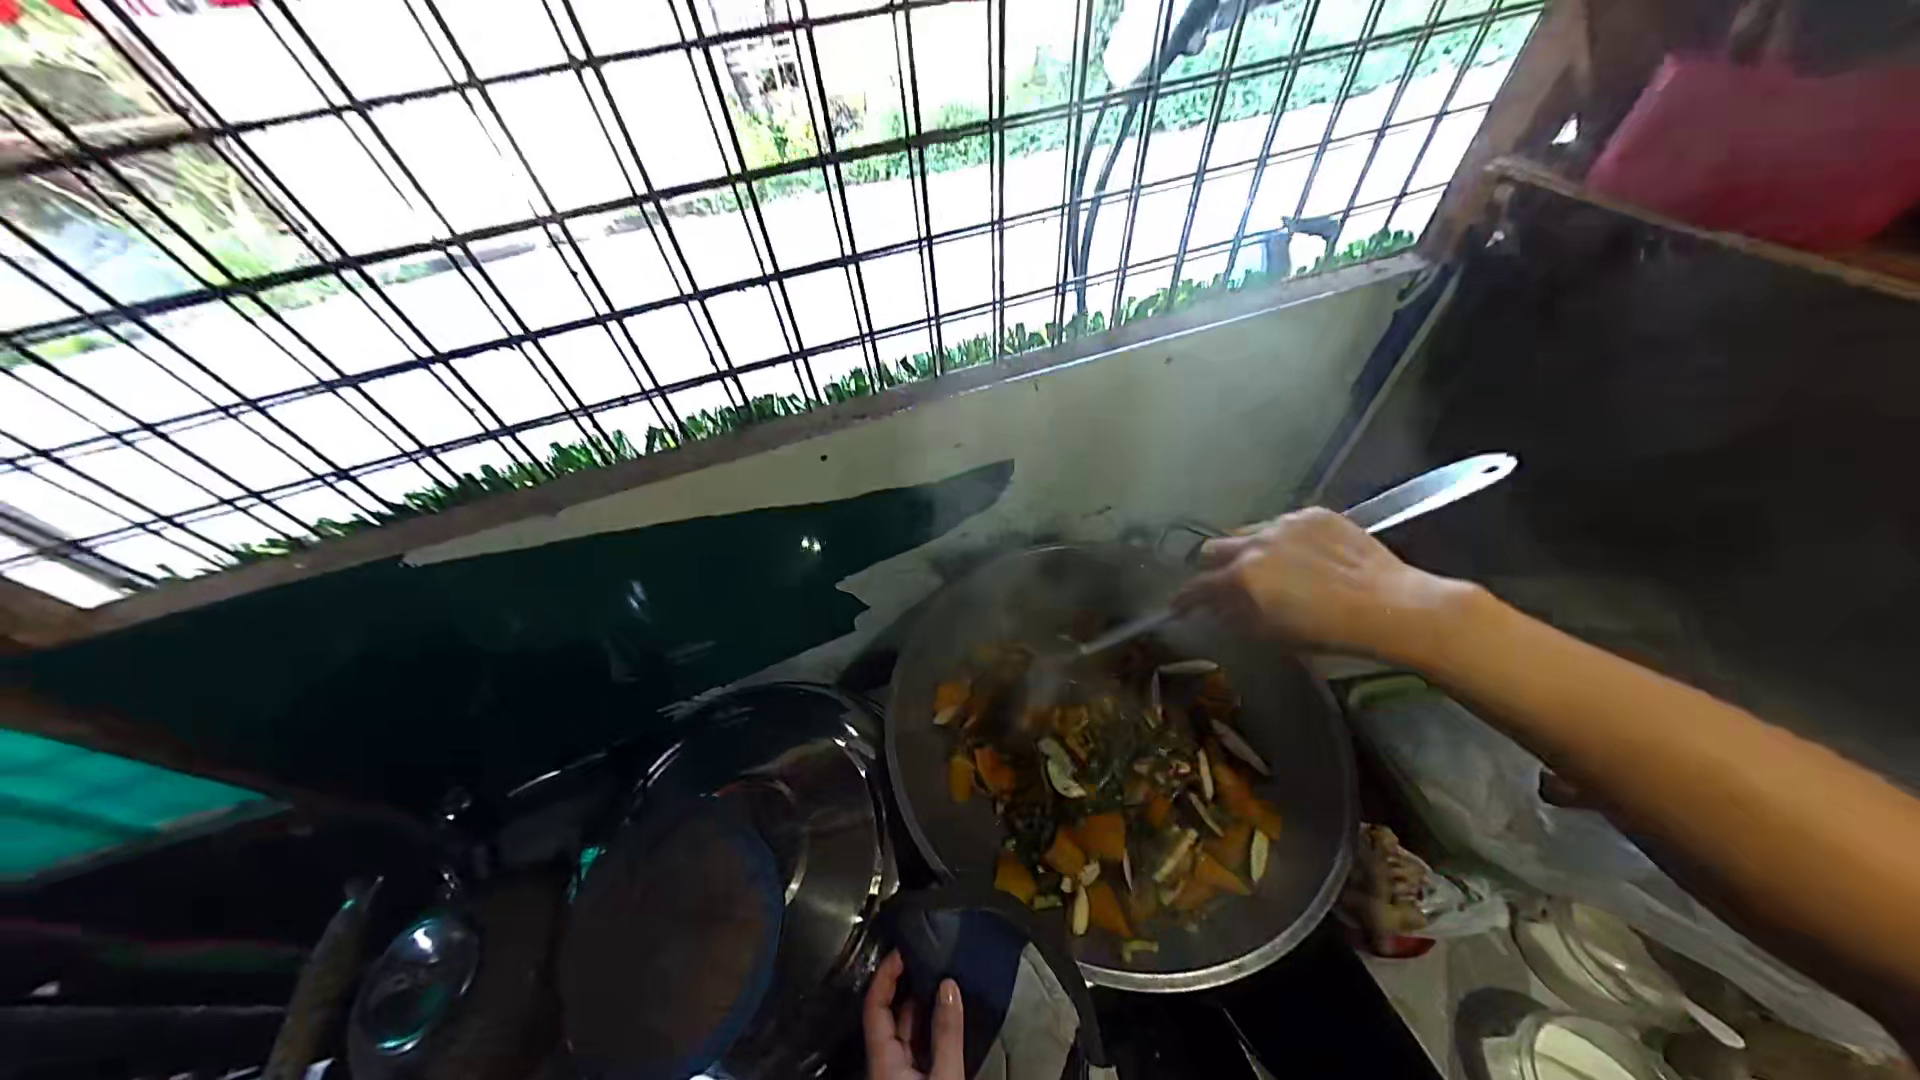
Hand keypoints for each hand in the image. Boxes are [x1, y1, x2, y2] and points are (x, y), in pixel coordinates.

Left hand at [864, 950, 964, 1079]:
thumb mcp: (945, 1077)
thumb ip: (946, 1035)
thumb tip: (948, 985)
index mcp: (882, 1061)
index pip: (874, 1006)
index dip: (885, 974)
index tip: (902, 950)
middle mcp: (885, 1064)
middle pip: (891, 1014)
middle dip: (908, 983)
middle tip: (929, 956)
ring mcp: (899, 1074)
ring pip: (908, 1030)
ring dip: (924, 1003)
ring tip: (944, 974)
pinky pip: (920, 1046)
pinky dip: (932, 1024)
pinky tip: (950, 1012)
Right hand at [1174, 507, 1472, 662]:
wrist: (1392, 605)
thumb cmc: (1329, 631)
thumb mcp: (1273, 633)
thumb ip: (1236, 617)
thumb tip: (1216, 609)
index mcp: (1242, 577)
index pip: (1197, 586)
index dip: (1185, 598)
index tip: (1180, 605)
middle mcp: (1256, 543)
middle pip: (1213, 548)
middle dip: (1213, 566)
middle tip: (1227, 582)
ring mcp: (1285, 523)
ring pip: (1247, 531)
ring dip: (1247, 549)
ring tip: (1269, 566)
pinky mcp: (1313, 514)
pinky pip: (1283, 523)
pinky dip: (1282, 539)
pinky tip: (1304, 556)